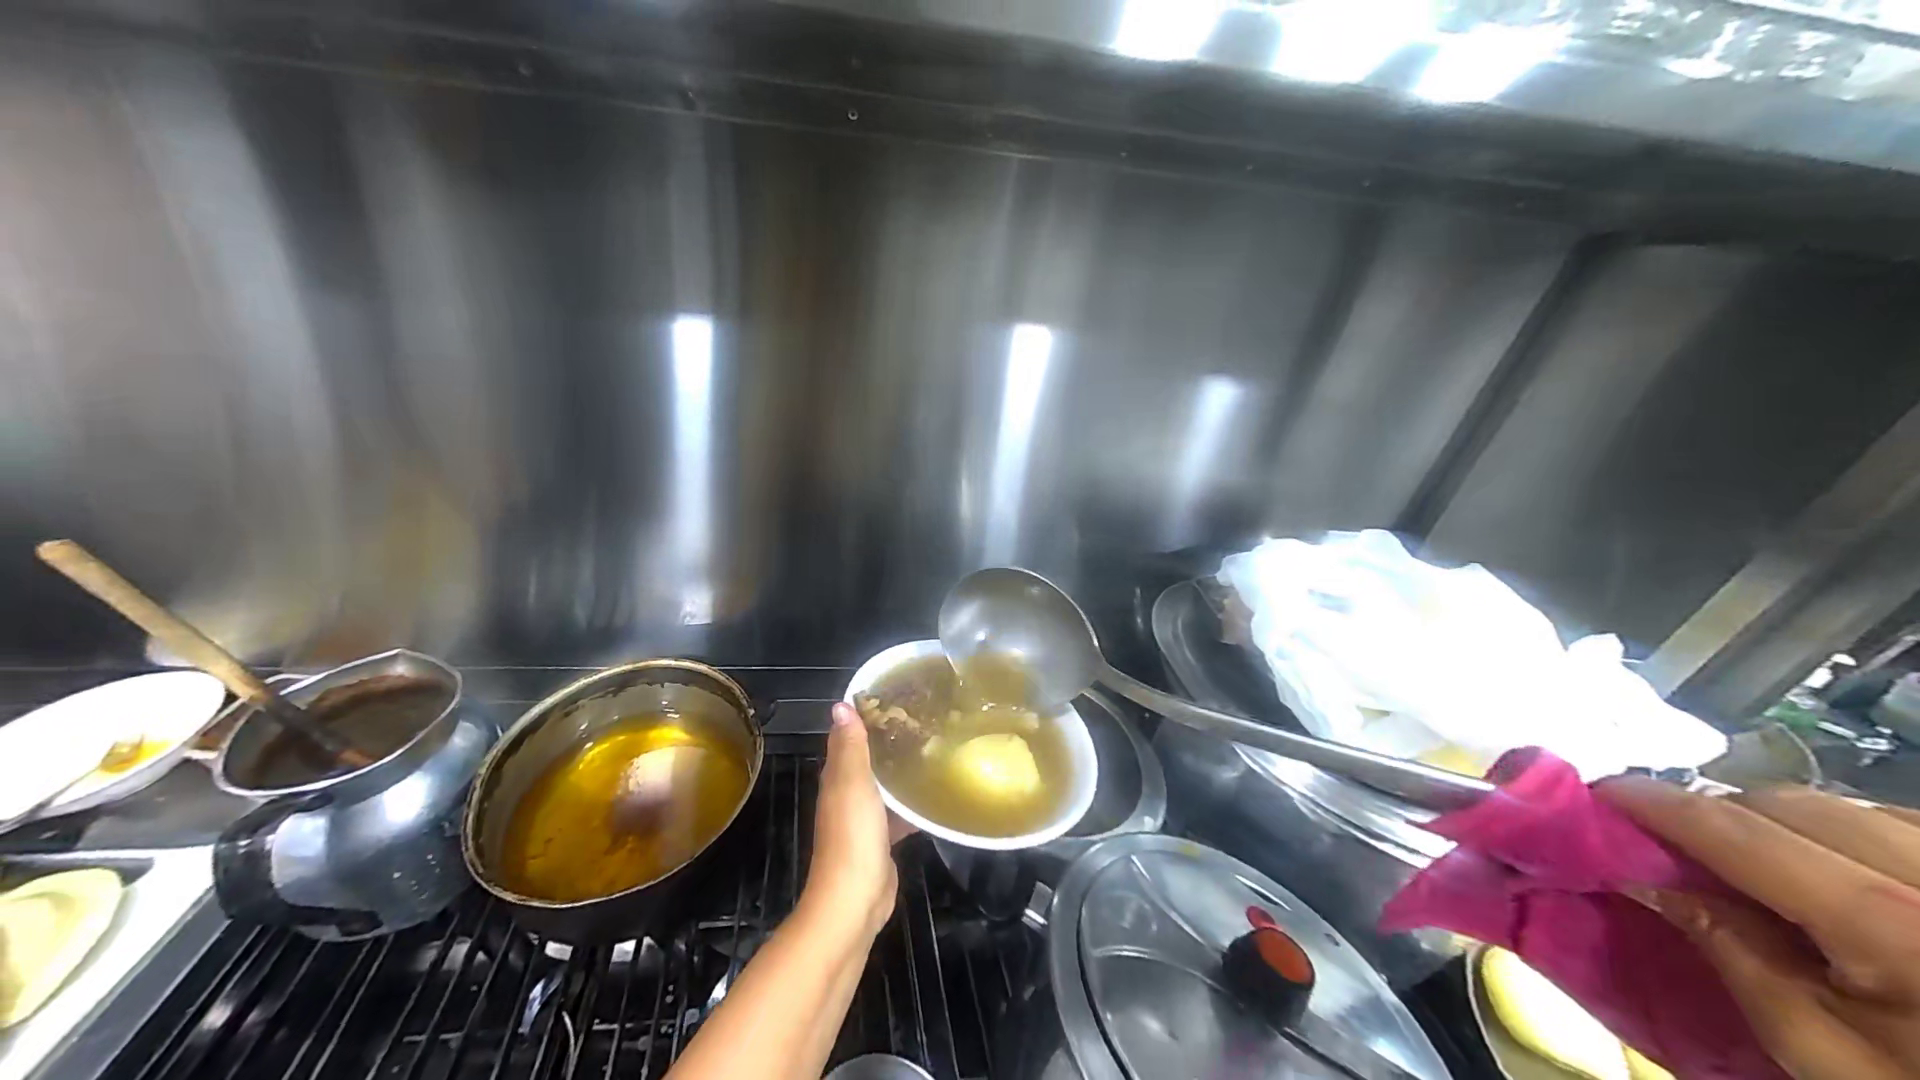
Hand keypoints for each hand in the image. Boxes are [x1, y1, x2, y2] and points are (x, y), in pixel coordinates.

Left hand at [801, 703, 912, 936]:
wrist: (854, 901)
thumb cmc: (853, 837)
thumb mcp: (852, 784)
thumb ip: (850, 747)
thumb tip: (840, 705)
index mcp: (837, 778)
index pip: (849, 737)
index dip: (867, 715)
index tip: (895, 694)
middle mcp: (846, 794)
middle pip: (868, 759)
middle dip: (889, 739)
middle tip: (923, 718)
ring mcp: (864, 819)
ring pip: (883, 785)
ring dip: (900, 769)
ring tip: (932, 748)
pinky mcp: (881, 840)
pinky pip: (896, 811)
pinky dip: (909, 802)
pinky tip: (932, 794)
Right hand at [1597, 776, 1919, 1079]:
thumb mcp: (1816, 1048)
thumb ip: (1730, 951)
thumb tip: (1647, 880)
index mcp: (1888, 924)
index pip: (1734, 831)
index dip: (1654, 803)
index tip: (1597, 794)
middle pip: (1791, 805)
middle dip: (1720, 814)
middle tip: (1674, 841)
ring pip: (1849, 805)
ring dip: (1785, 820)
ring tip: (1757, 857)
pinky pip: (1903, 822)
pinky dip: (1853, 830)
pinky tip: (1840, 866)